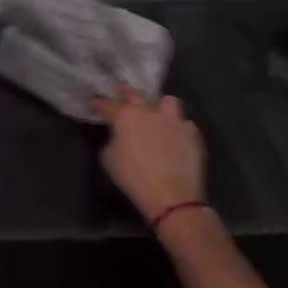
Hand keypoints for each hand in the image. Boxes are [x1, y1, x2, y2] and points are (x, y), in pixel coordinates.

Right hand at [94, 86, 205, 221]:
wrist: (171, 196)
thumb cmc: (133, 177)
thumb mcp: (108, 158)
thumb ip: (113, 140)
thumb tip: (119, 136)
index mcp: (126, 117)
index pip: (107, 104)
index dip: (99, 104)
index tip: (94, 103)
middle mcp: (149, 112)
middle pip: (135, 94)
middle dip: (125, 91)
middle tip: (120, 92)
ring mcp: (174, 121)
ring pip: (168, 101)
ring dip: (160, 106)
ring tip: (157, 114)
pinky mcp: (192, 133)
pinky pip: (184, 123)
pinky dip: (177, 127)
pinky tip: (174, 137)